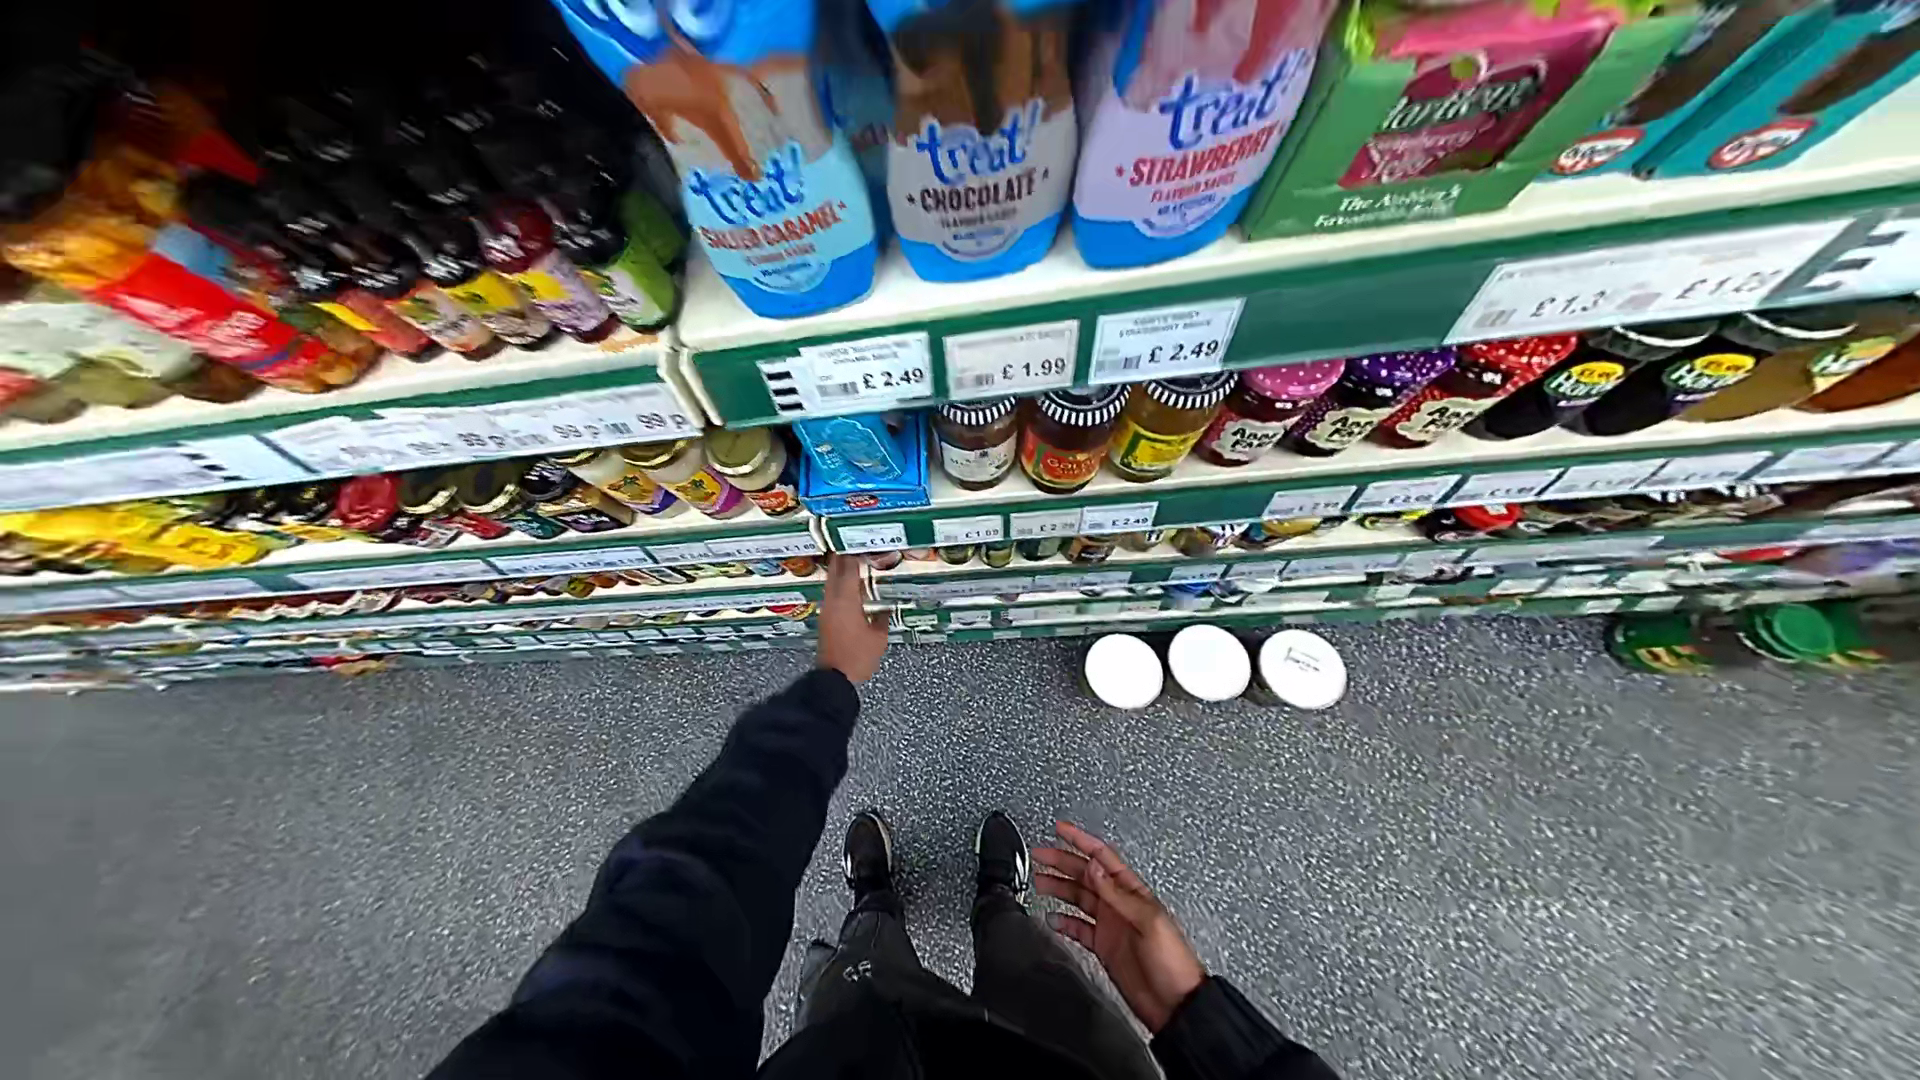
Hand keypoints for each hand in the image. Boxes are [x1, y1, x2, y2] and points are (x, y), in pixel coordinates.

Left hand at [817, 555, 888, 682]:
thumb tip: (885, 608)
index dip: (854, 555)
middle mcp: (833, 601)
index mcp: (846, 600)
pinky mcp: (826, 620)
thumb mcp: (878, 638)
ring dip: (840, 572)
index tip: (860, 544)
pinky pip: (832, 595)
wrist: (834, 678)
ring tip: (852, 563)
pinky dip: (840, 586)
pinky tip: (851, 589)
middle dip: (842, 558)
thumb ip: (882, 618)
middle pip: (835, 572)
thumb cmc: (858, 656)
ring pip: (832, 583)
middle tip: (851, 546)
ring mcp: (827, 610)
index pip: (849, 570)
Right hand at [1035, 821, 1206, 1034]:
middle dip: (1061, 861)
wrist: (1177, 1007)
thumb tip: (1094, 866)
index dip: (1080, 840)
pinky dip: (1064, 922)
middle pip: (1084, 874)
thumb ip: (1116, 893)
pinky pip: (1079, 928)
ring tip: (1040, 881)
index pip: (1101, 856)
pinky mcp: (1104, 946)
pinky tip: (1053, 918)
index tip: (1061, 829)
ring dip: (1059, 887)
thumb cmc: (1174, 962)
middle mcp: (1118, 904)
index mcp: (1131, 891)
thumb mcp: (1147, 920)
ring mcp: (1110, 924)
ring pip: (1078, 897)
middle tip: (1040, 854)